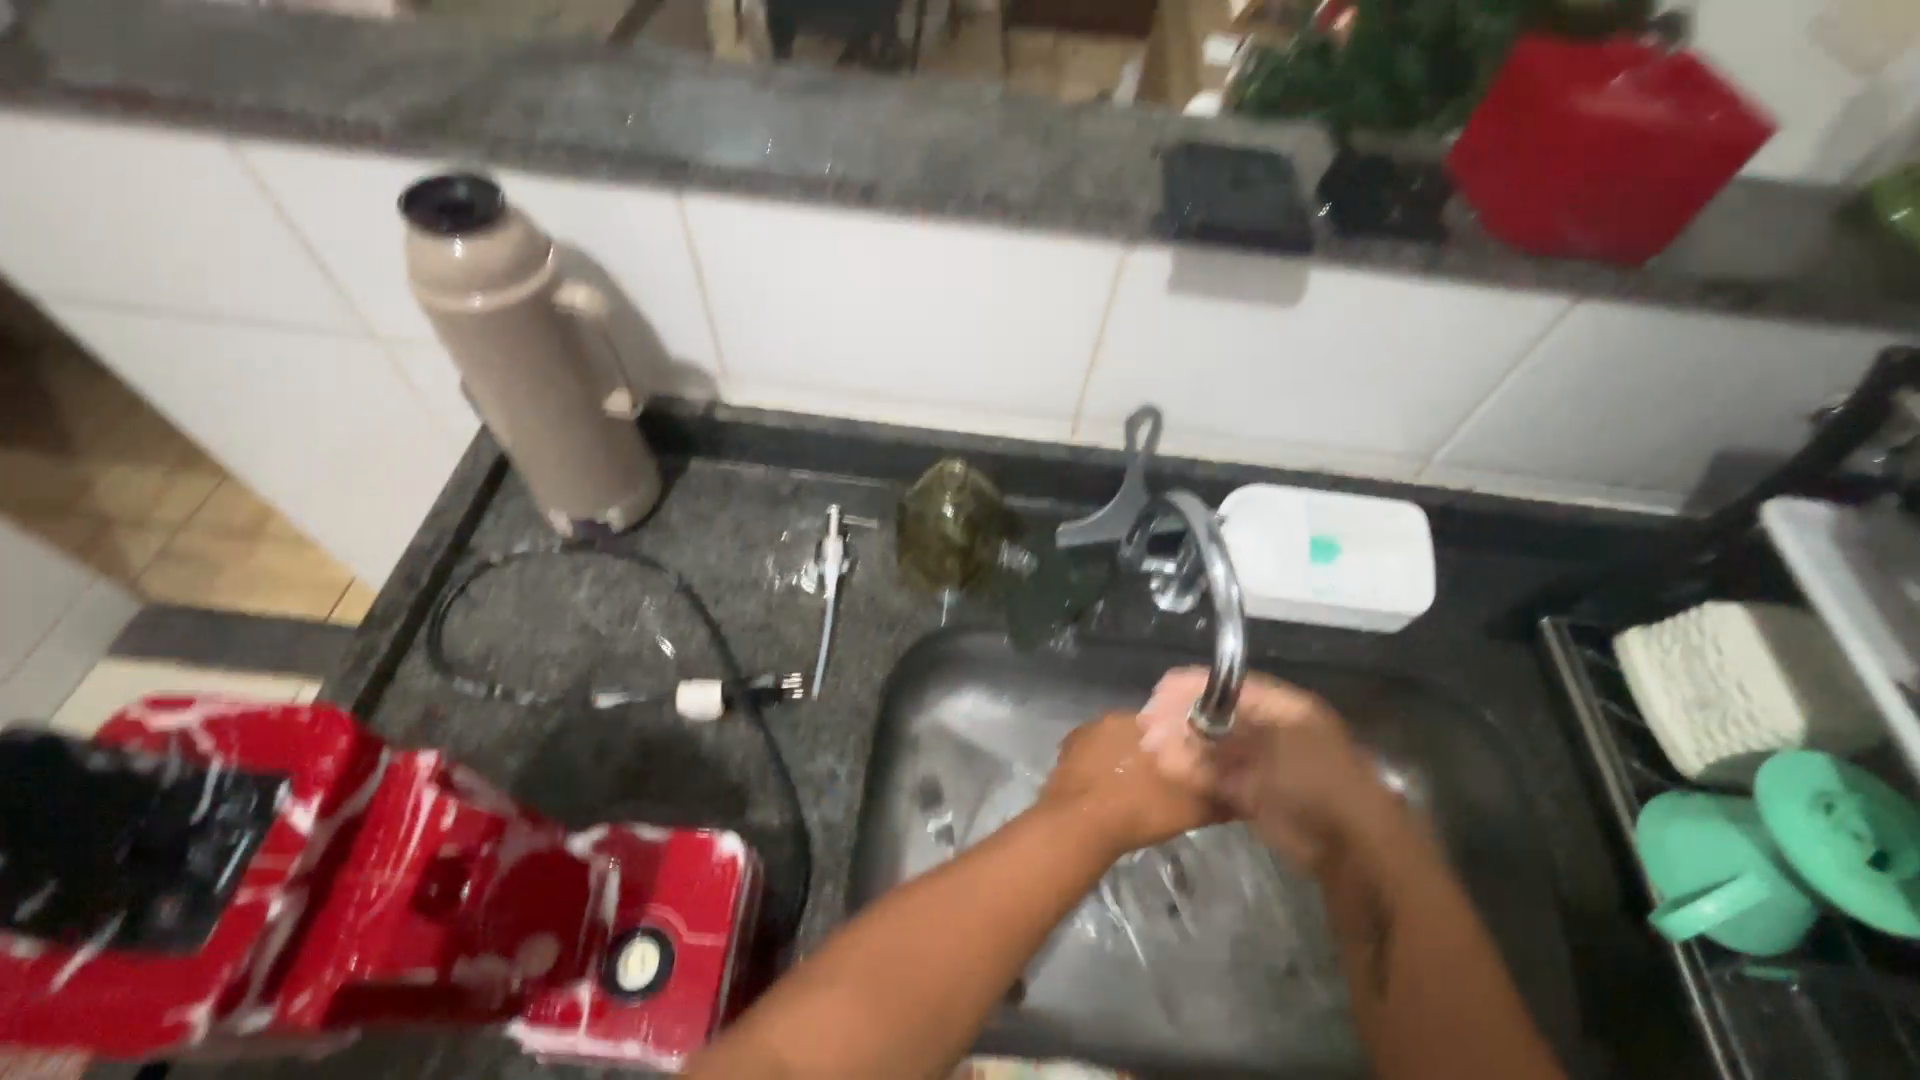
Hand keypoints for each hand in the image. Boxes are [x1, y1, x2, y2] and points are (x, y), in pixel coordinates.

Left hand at [1038, 710, 1223, 859]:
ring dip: (1124, 757)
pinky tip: (1105, 790)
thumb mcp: (1192, 810)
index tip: (1186, 761)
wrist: (1079, 827)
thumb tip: (1247, 798)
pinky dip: (1098, 766)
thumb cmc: (1139, 810)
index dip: (1181, 742)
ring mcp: (1086, 732)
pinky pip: (1090, 752)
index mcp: (1147, 722)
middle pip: (1143, 731)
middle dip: (1152, 750)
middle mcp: (1116, 717)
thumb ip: (1222, 800)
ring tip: (1132, 788)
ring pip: (1115, 741)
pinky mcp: (1065, 749)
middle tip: (1161, 779)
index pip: (1173, 722)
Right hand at [1139, 668, 1396, 874]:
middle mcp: (1271, 733)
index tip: (1161, 688)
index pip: (1234, 689)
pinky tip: (1166, 768)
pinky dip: (1191, 773)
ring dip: (1181, 746)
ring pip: (1212, 749)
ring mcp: (1261, 766)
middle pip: (1218, 717)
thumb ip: (1233, 729)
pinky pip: (1216, 779)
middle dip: (1182, 717)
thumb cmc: (1320, 778)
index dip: (1197, 686)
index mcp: (1285, 710)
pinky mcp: (1252, 796)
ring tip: (1149, 747)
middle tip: (1147, 721)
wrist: (1349, 844)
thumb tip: (1192, 721)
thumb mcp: (1280, 739)